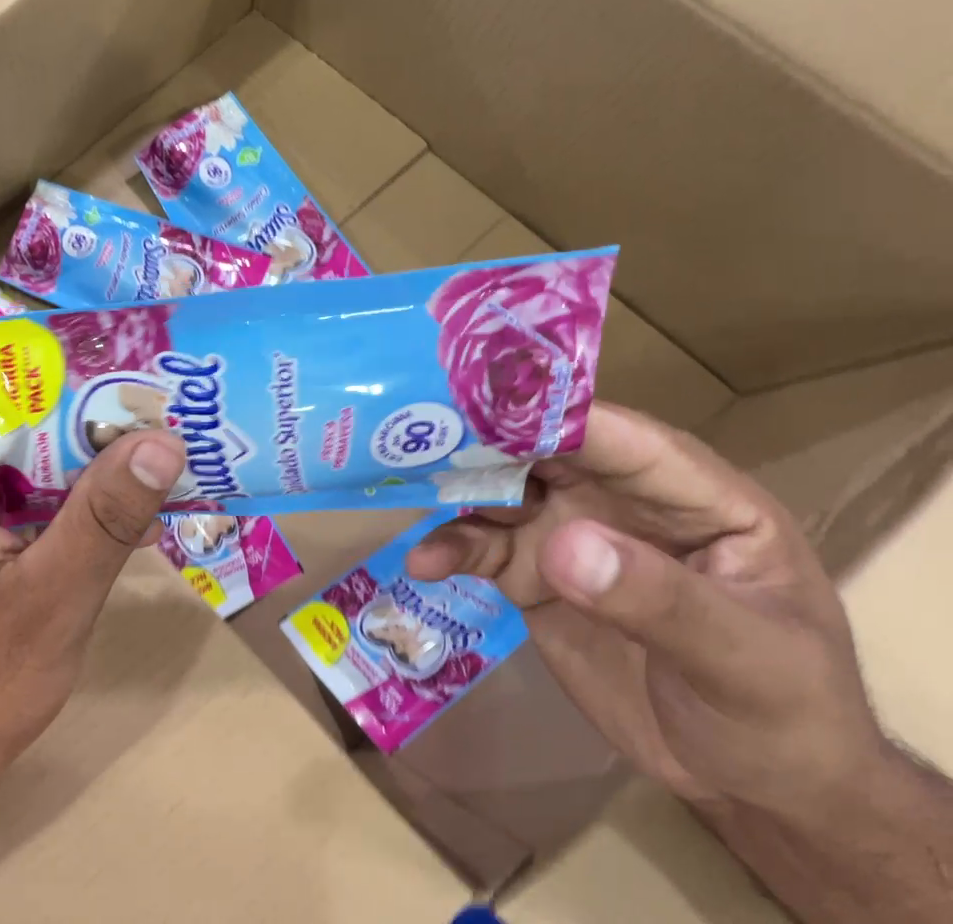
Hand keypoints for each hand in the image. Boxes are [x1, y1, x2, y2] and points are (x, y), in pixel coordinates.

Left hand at [0, 411, 183, 800]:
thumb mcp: (54, 599)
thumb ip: (103, 520)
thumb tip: (158, 442)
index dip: (53, 378)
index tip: (120, 359)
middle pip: (14, 430)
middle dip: (84, 416)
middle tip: (159, 395)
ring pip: (31, 465)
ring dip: (89, 457)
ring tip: (160, 434)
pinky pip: (36, 502)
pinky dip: (81, 498)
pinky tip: (134, 496)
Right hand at [405, 403, 887, 823]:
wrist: (745, 782)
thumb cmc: (782, 717)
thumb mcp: (744, 661)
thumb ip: (659, 600)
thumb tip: (563, 544)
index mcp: (700, 503)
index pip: (627, 445)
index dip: (557, 418)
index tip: (483, 403)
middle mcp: (628, 506)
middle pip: (546, 456)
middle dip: (483, 443)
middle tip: (414, 435)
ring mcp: (576, 540)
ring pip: (503, 495)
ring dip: (454, 493)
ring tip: (402, 493)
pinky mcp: (536, 577)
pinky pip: (483, 550)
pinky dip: (449, 549)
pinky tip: (423, 563)